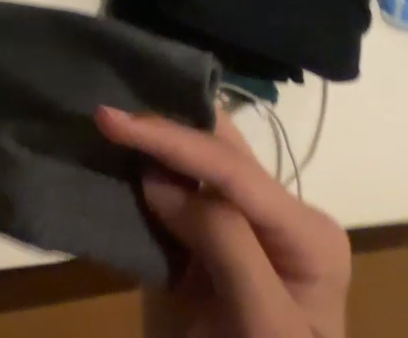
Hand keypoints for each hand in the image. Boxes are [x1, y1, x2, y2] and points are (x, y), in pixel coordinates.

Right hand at [96, 106, 350, 337]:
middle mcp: (272, 215)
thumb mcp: (263, 326)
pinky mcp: (194, 238)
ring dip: (149, 132)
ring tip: (103, 104)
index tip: (107, 119)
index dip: (170, 139)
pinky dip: (136, 163)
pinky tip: (107, 144)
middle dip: (163, 116)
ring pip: (191, 157)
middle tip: (105, 93)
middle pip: (216, 148)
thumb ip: (225, 245)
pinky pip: (166, 187)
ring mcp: (232, 225)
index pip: (232, 169)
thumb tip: (157, 176)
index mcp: (304, 232)